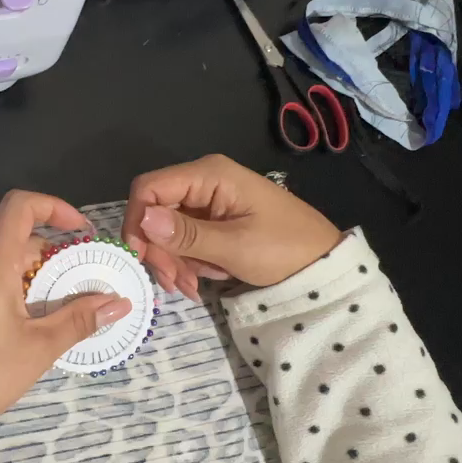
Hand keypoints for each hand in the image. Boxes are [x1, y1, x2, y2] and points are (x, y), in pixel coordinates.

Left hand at [0, 190, 131, 426]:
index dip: (55, 207)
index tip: (81, 231)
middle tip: (83, 287)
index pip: (20, 206)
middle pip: (18, 238)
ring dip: (36, 276)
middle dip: (55, 257)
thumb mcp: (38, 347)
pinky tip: (32, 322)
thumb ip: (79, 319)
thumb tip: (119, 303)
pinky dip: (16, 287)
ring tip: (61, 311)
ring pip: (5, 261)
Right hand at [124, 154, 343, 300]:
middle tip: (174, 284)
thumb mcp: (234, 246)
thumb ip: (186, 234)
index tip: (141, 257)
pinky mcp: (214, 220)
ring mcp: (209, 200)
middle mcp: (204, 181)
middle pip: (156, 210)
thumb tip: (142, 219)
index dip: (137, 221)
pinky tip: (202, 280)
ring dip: (173, 261)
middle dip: (159, 249)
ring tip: (193, 287)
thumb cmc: (285, 250)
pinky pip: (185, 238)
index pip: (149, 188)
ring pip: (166, 229)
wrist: (324, 265)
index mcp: (209, 175)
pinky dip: (187, 262)